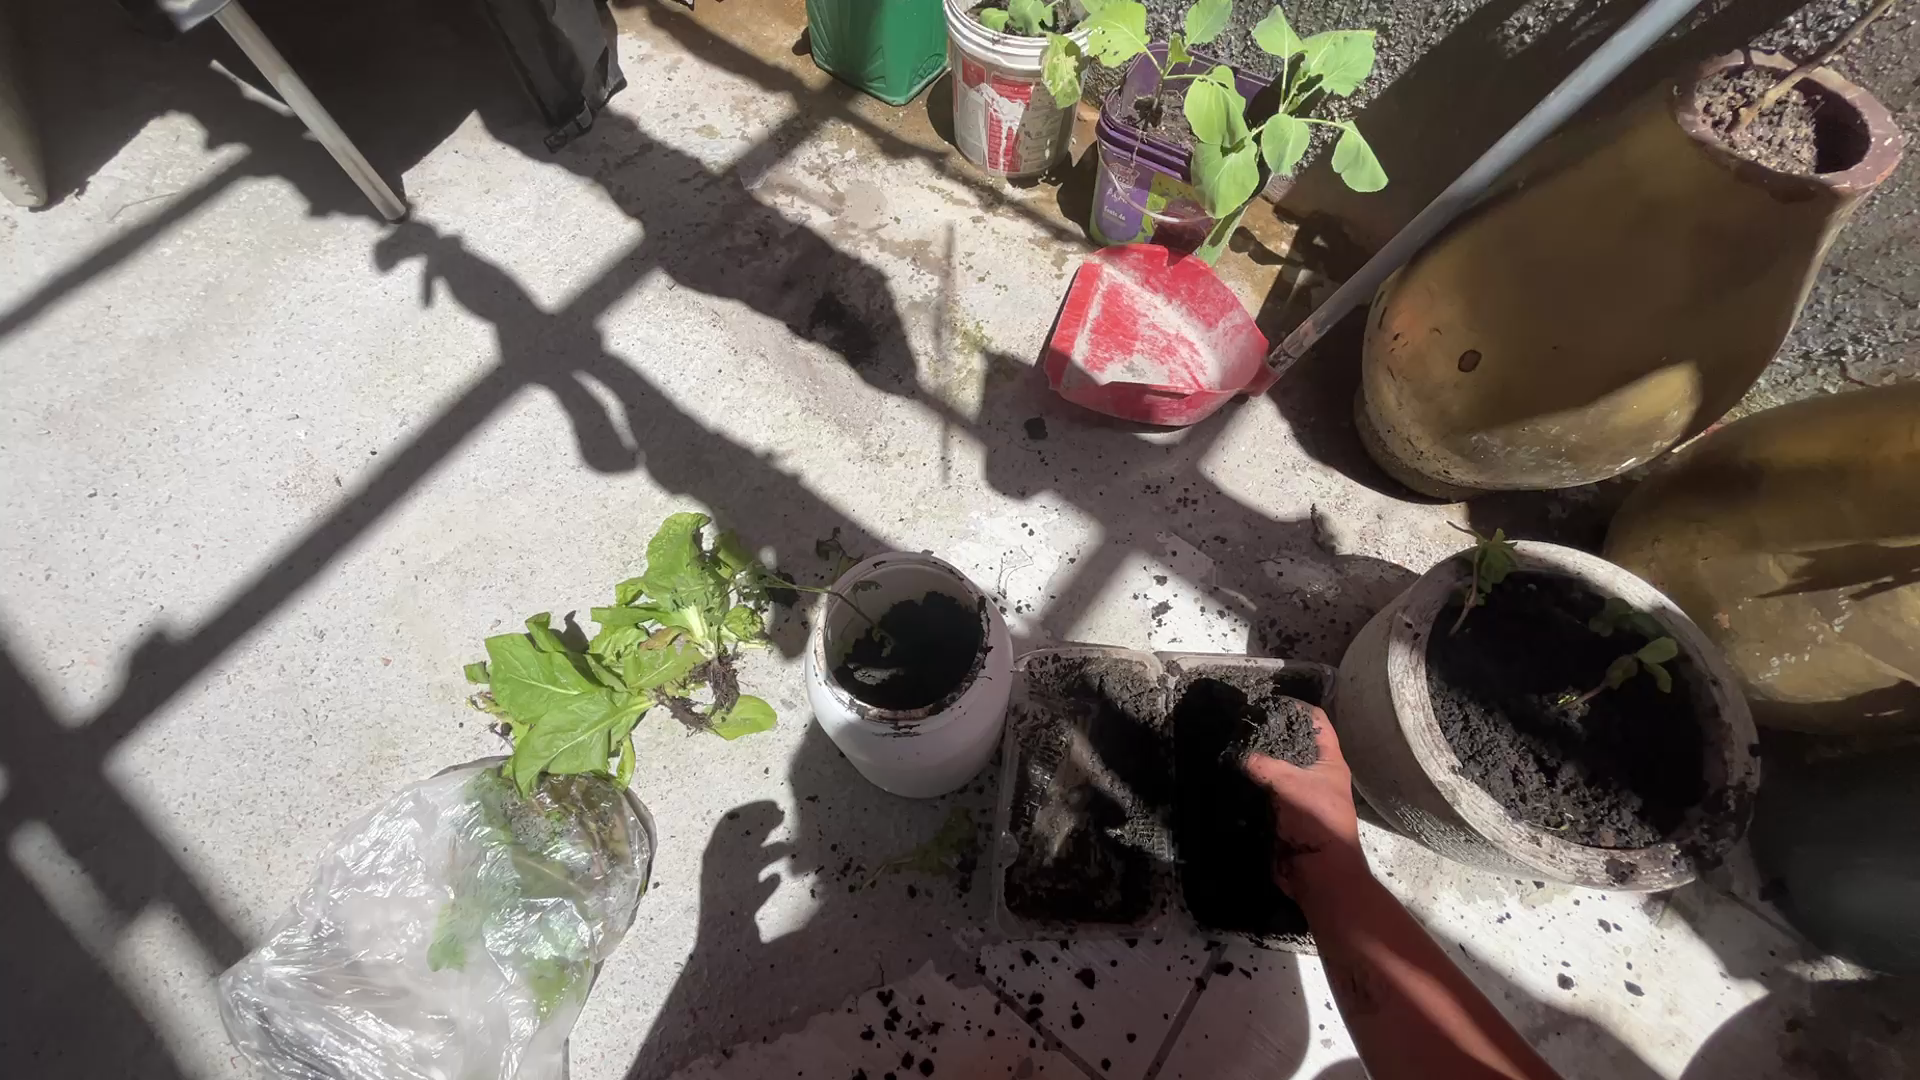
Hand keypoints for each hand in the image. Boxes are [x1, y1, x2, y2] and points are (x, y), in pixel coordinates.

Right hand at [1242, 704, 1367, 901]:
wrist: (1315, 873)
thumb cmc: (1315, 822)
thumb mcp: (1290, 784)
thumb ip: (1260, 764)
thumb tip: (1233, 753)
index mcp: (1329, 762)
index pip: (1317, 722)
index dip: (1296, 706)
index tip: (1267, 699)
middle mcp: (1314, 773)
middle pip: (1290, 742)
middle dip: (1267, 731)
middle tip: (1239, 721)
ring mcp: (1296, 791)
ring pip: (1272, 765)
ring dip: (1254, 757)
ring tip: (1228, 741)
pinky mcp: (1278, 809)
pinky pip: (1260, 787)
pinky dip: (1246, 779)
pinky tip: (1226, 769)